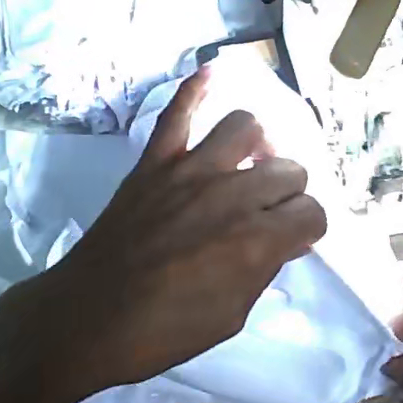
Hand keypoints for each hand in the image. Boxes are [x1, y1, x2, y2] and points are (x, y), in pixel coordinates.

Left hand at [1, 67, 327, 402]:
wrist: (90, 315)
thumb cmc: (164, 330)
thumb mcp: (231, 316)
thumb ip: (264, 270)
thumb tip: (286, 239)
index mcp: (257, 241)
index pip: (312, 213)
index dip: (306, 229)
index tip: (292, 239)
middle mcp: (232, 195)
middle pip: (288, 169)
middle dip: (288, 193)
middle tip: (269, 211)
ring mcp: (189, 170)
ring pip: (246, 127)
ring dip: (257, 146)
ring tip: (247, 164)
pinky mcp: (154, 162)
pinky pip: (177, 112)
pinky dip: (194, 89)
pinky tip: (209, 72)